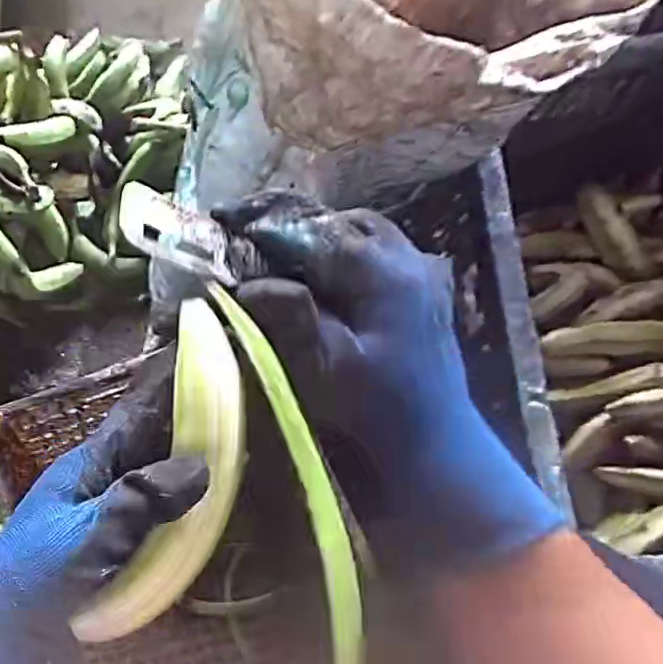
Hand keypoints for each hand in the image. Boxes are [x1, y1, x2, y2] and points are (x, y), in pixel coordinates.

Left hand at [0, 355, 207, 663]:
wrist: (5, 631)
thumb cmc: (39, 578)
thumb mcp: (88, 538)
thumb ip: (139, 501)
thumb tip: (200, 465)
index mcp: (87, 464)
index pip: (138, 414)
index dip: (170, 387)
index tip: (204, 360)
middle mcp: (97, 477)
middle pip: (149, 440)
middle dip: (187, 423)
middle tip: (236, 409)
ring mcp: (101, 508)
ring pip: (151, 472)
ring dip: (184, 459)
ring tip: (229, 447)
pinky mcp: (107, 538)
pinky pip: (149, 504)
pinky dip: (175, 496)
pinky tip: (198, 502)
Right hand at [215, 191, 564, 566]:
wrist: (432, 439)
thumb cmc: (375, 408)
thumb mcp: (326, 366)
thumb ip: (291, 317)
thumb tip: (249, 283)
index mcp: (384, 275)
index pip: (318, 234)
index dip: (270, 228)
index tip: (230, 224)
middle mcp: (408, 261)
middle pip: (345, 224)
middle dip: (297, 227)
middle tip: (254, 239)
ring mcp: (422, 273)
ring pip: (367, 233)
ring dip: (324, 238)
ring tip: (285, 254)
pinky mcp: (426, 292)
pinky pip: (384, 252)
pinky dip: (349, 253)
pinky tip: (328, 276)